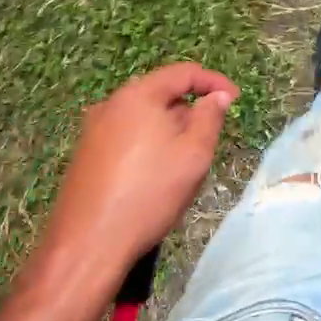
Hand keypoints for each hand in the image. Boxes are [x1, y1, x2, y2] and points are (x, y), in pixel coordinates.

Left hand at [40, 63, 237, 278]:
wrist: (87, 247)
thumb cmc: (149, 193)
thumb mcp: (194, 153)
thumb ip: (210, 117)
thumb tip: (216, 96)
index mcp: (138, 96)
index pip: (183, 72)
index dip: (214, 82)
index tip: (236, 100)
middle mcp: (110, 105)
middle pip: (161, 93)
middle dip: (190, 109)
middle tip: (209, 137)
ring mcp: (92, 132)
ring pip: (144, 118)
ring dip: (169, 130)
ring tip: (184, 162)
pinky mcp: (85, 157)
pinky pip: (127, 136)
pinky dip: (148, 144)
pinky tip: (155, 177)